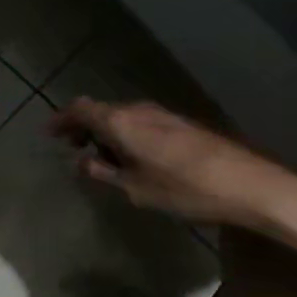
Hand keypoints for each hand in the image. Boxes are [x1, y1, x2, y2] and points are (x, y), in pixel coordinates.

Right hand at [46, 98, 296, 229]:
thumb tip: (83, 163)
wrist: (246, 182)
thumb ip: (105, 173)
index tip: (49, 132)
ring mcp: (161, 114)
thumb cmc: (184, 188)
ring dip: (105, 131)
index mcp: (120, 121)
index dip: (62, 118)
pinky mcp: (179, 124)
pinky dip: (125, 133)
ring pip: (121, 115)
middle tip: (71, 146)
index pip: (80, 108)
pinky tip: (130, 157)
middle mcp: (138, 109)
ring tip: (99, 157)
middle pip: (100, 109)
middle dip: (82, 126)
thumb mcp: (137, 188)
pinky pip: (139, 122)